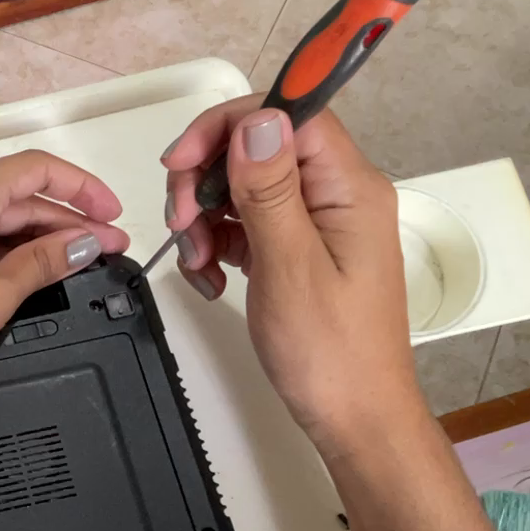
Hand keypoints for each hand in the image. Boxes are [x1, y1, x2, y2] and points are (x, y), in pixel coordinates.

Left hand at [0, 149, 128, 409]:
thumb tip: (85, 243)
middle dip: (68, 221)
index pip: (35, 169)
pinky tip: (34, 272)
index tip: (113, 215)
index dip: (82, 187)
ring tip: (81, 263)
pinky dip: (8, 254)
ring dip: (40, 240)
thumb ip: (45, 262)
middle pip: (18, 197)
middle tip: (110, 249)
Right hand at [162, 99, 423, 455]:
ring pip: (239, 190)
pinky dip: (214, 247)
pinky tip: (209, 279)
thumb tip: (257, 121)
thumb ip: (271, 192)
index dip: (226, 127)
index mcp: (347, 188)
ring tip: (197, 266)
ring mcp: (311, 223)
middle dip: (204, 181)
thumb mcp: (291, 268)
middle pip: (253, 150)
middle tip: (179, 226)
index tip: (179, 163)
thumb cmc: (329, 351)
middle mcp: (333, 195)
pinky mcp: (292, 249)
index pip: (285, 116)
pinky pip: (241, 227)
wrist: (350, 414)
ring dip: (203, 221)